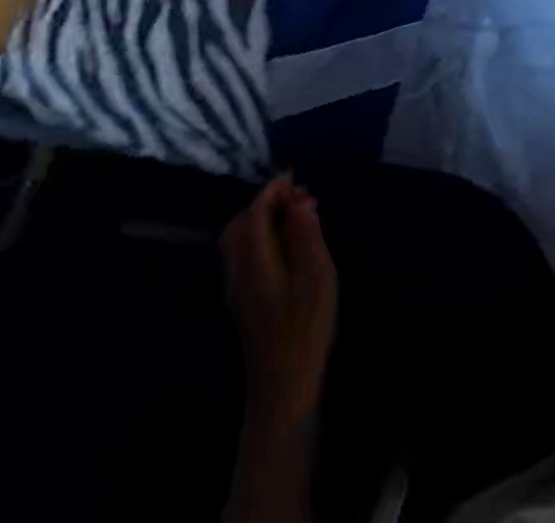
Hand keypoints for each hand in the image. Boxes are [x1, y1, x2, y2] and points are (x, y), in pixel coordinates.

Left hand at [222, 174, 338, 418]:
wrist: (285, 379)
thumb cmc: (306, 325)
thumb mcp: (316, 275)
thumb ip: (306, 236)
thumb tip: (300, 202)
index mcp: (254, 262)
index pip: (254, 215)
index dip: (271, 192)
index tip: (293, 176)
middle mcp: (238, 272)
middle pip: (238, 228)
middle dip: (262, 204)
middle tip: (294, 195)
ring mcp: (239, 290)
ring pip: (238, 244)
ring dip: (260, 221)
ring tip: (293, 215)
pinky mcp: (246, 302)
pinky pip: (245, 257)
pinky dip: (261, 239)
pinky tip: (286, 245)